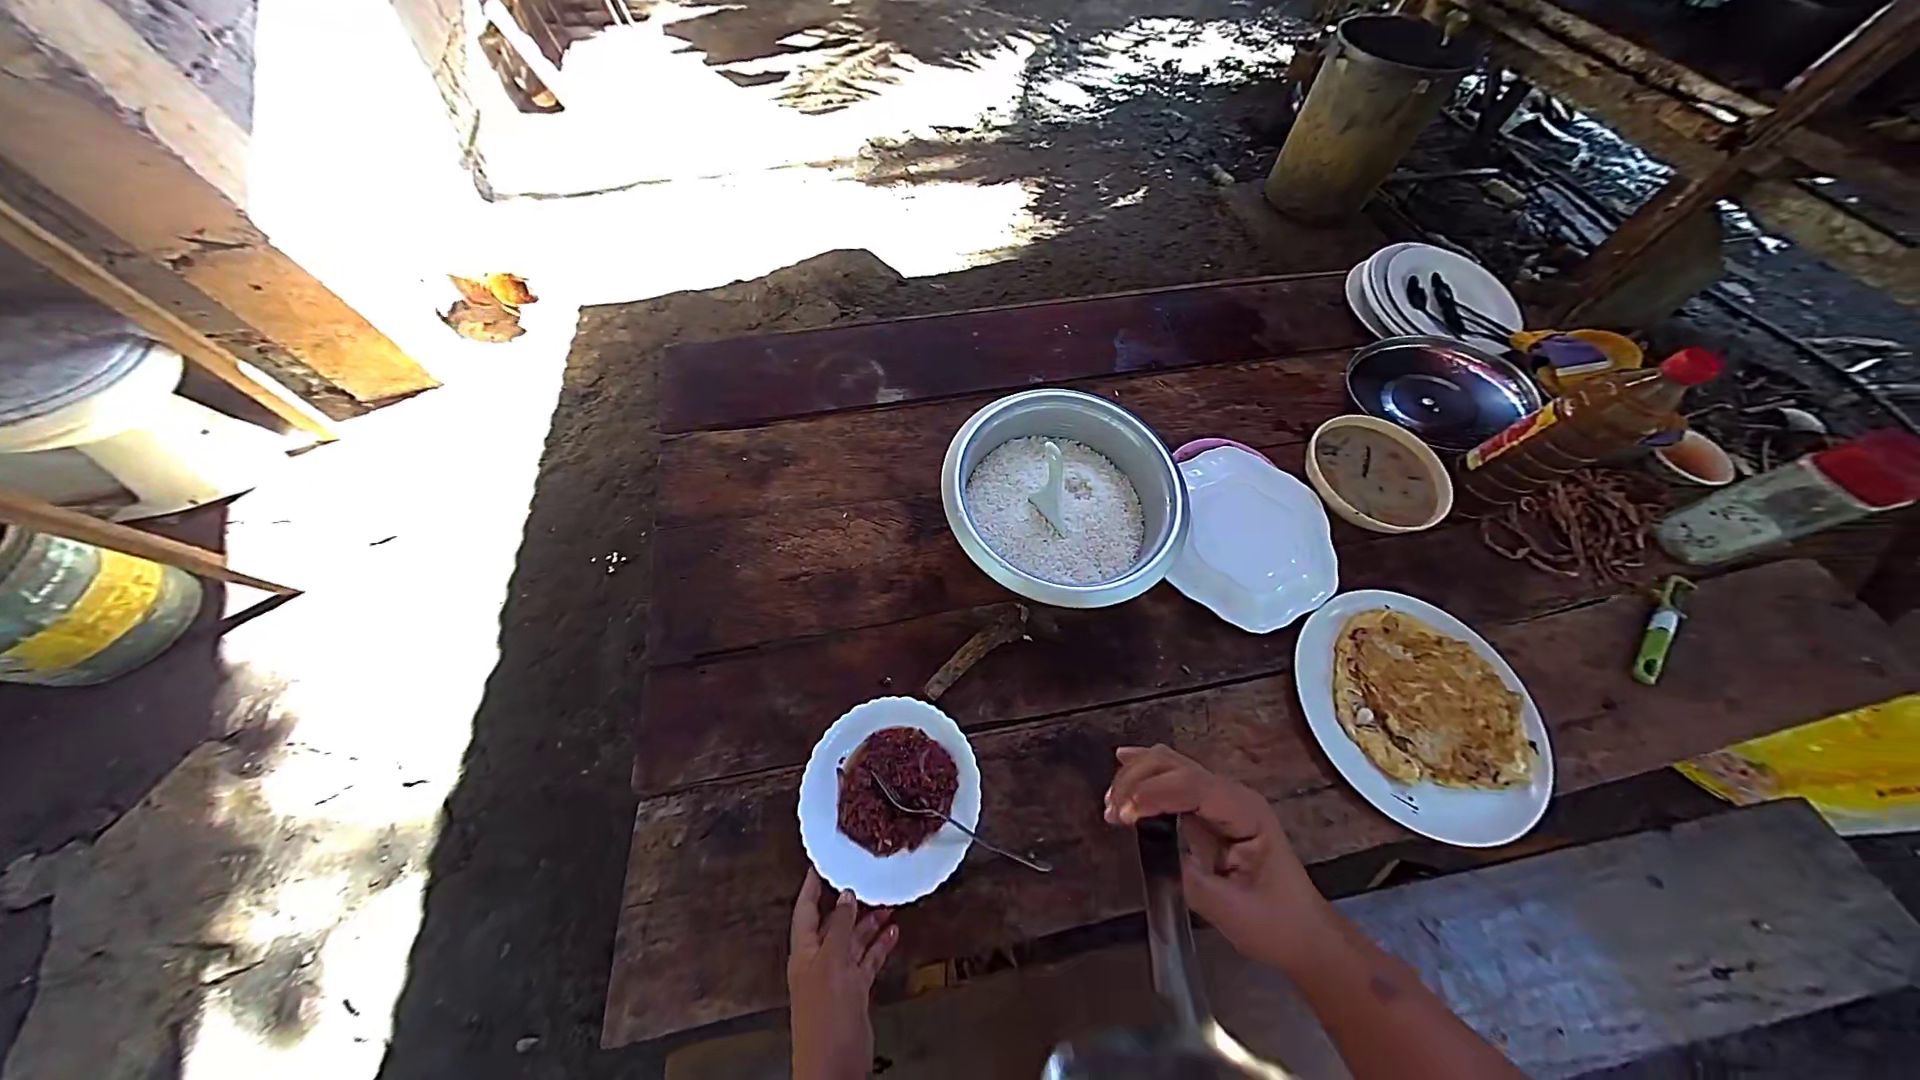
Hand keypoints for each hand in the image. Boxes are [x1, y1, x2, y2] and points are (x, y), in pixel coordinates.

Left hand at [788, 868, 897, 1079]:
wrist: (834, 1068)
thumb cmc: (824, 1018)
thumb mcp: (832, 963)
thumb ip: (839, 927)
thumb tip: (845, 896)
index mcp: (805, 951)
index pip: (805, 909)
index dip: (812, 886)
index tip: (821, 864)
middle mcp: (819, 960)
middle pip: (834, 922)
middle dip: (850, 902)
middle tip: (867, 880)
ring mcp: (837, 976)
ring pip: (854, 939)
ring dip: (870, 922)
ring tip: (888, 902)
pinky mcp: (854, 991)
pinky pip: (867, 960)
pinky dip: (879, 946)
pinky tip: (892, 932)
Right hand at [1104, 745, 1331, 970]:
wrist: (1305, 937)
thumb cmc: (1277, 925)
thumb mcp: (1230, 910)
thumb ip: (1189, 877)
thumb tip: (1154, 853)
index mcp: (1247, 813)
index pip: (1194, 786)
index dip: (1155, 793)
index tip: (1125, 813)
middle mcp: (1233, 796)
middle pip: (1177, 766)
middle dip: (1138, 780)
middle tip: (1112, 810)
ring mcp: (1220, 800)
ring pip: (1171, 765)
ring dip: (1137, 777)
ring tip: (1112, 802)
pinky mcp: (1207, 810)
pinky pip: (1171, 781)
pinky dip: (1144, 779)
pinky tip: (1124, 774)